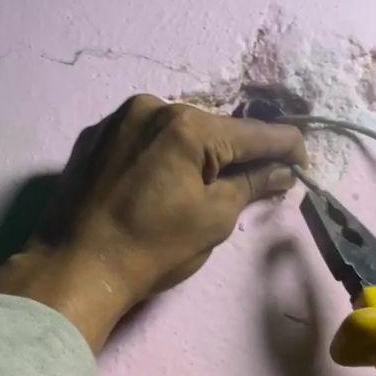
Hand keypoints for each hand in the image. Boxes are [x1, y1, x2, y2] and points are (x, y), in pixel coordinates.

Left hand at [0, 94, 308, 350]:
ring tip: (201, 187)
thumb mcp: (214, 219)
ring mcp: (117, 119)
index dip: (285, 146)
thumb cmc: (151, 248)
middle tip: (255, 180)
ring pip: (175, 129)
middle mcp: (151, 107)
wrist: (72, 269)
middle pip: (212, 127)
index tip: (303, 159)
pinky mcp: (93, 136)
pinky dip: (160, 154)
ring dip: (196, 151)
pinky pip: (142, 137)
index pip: (252, 132)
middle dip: (236, 152)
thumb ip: (252, 185)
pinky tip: (159, 184)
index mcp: (186, 125)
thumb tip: (282, 172)